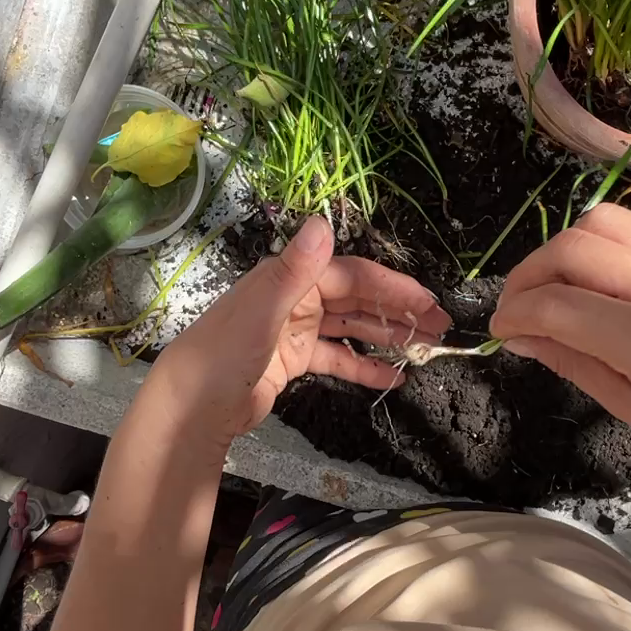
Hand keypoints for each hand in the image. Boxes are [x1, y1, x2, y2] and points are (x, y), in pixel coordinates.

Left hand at [147, 218, 450, 445]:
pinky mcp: (294, 361)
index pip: (353, 276)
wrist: (192, 409)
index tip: (427, 302)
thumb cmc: (224, 355)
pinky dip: (363, 367)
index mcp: (291, 279)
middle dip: (399, 311)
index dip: (392, 287)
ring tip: (424, 350)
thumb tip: (323, 221)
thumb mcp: (262, 310)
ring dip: (387, 337)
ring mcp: (296, 331)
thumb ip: (295, 269)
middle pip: (358, 300)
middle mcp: (297, 299)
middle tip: (439, 327)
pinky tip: (391, 379)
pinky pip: (337, 359)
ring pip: (352, 328)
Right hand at [488, 204, 630, 498]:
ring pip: (599, 221)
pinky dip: (595, 246)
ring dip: (560, 250)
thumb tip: (516, 335)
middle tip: (514, 308)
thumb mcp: (629, 407)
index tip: (497, 328)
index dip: (515, 312)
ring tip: (548, 289)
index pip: (559, 304)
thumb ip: (569, 359)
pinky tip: (591, 282)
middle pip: (573, 247)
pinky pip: (630, 228)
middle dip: (528, 275)